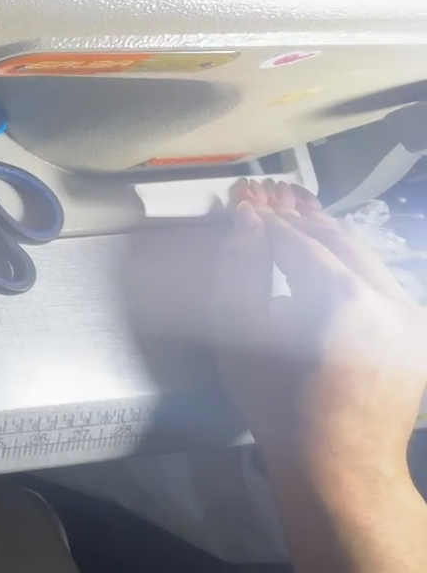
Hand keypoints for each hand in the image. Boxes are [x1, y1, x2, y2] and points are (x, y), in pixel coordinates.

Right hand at [213, 180, 426, 493]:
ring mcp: (412, 321)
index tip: (239, 192)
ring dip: (324, 232)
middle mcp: (391, 303)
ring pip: (364, 258)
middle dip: (298, 214)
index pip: (296, 239)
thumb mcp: (238, 327)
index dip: (263, 214)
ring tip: (290, 208)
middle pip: (340, 241)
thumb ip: (241, 267)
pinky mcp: (415, 335)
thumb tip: (245, 223)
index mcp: (344, 299)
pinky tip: (320, 247)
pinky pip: (376, 280)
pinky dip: (344, 258)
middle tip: (264, 190)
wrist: (337, 456)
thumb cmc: (273, 393)